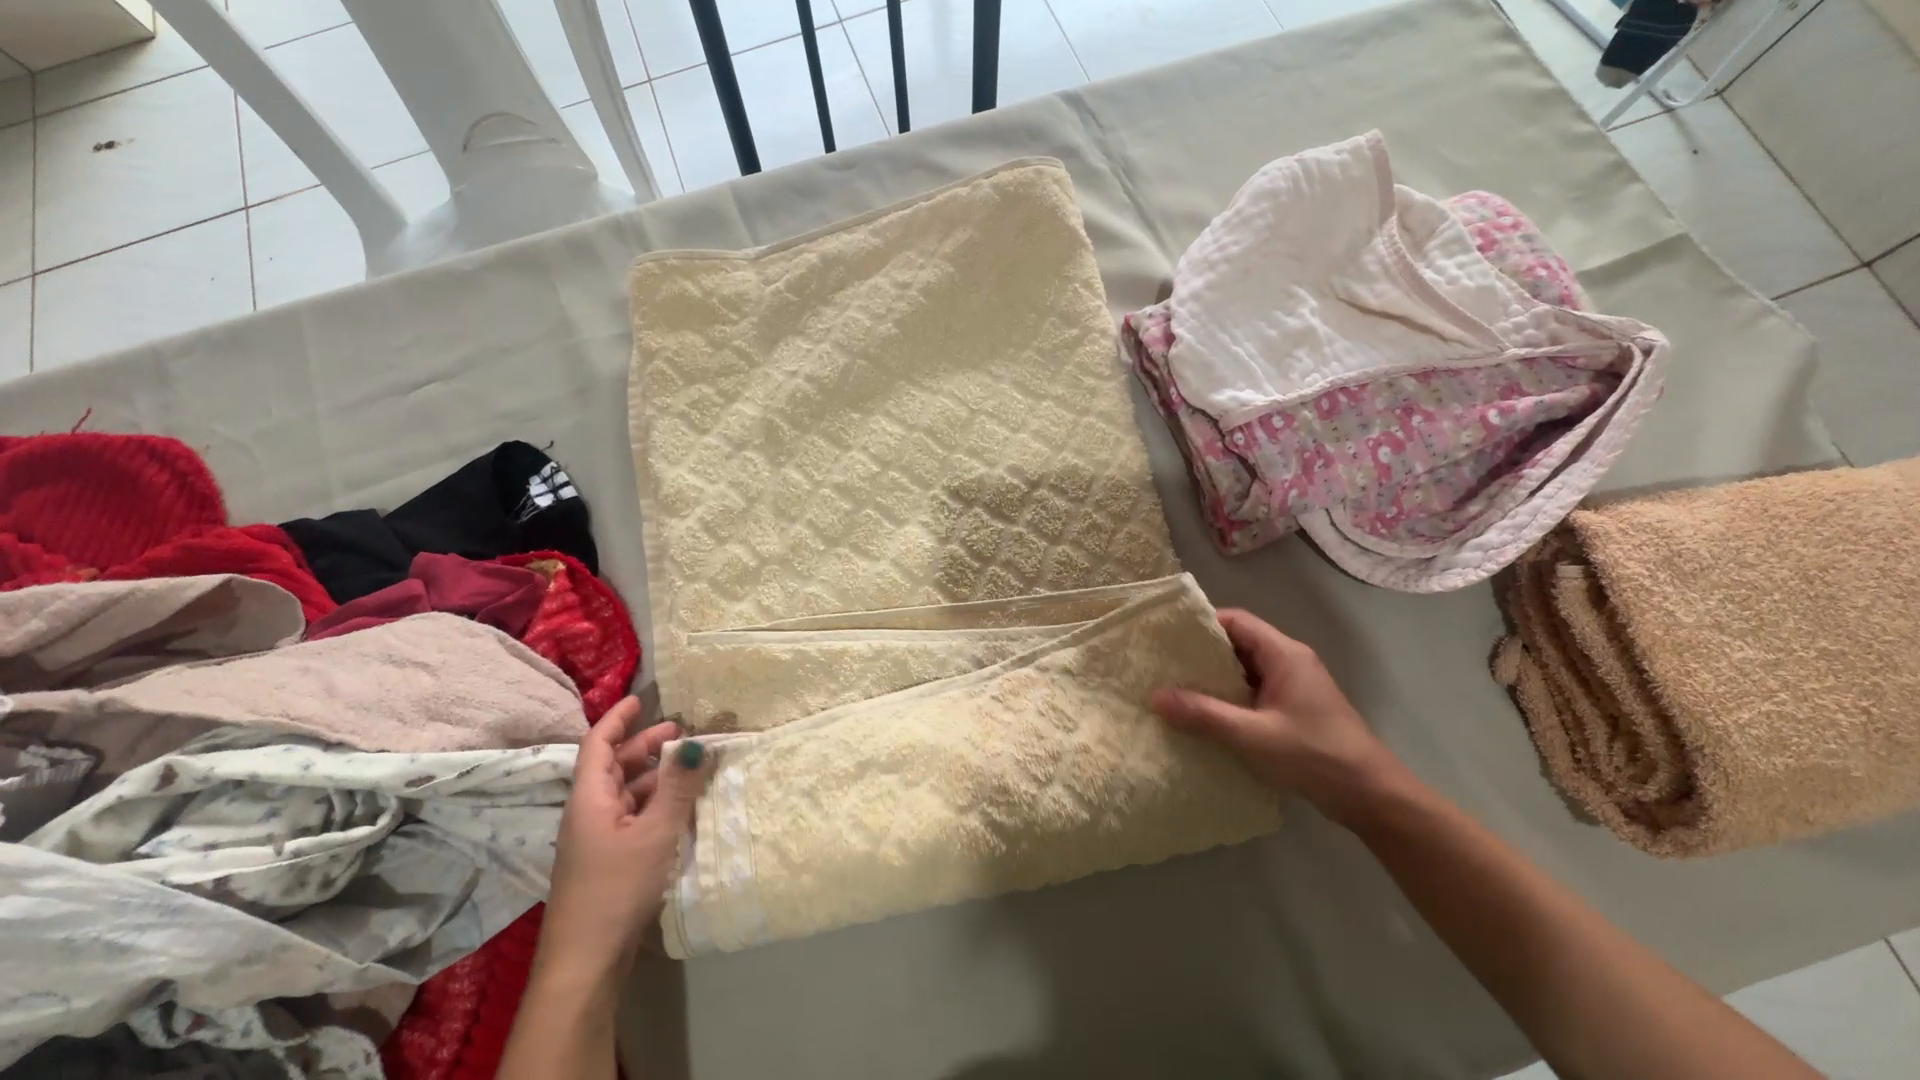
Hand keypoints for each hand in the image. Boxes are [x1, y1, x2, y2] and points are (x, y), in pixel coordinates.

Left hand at [540, 696, 711, 980]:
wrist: (586, 961)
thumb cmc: (616, 888)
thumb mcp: (654, 833)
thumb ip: (676, 787)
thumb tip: (693, 742)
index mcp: (589, 798)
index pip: (597, 744)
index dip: (618, 719)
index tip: (641, 699)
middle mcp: (588, 813)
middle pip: (612, 767)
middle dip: (643, 746)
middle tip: (681, 733)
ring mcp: (596, 840)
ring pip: (624, 793)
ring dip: (653, 776)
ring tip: (688, 769)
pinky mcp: (608, 864)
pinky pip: (631, 818)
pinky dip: (654, 804)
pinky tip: (680, 810)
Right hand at [1151, 609, 1406, 826]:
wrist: (1371, 795)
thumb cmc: (1315, 755)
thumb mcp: (1253, 736)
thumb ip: (1204, 715)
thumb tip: (1155, 696)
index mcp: (1285, 654)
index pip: (1236, 621)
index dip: (1201, 625)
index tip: (1166, 637)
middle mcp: (1290, 662)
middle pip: (1239, 644)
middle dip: (1201, 654)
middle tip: (1162, 666)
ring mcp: (1294, 687)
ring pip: (1245, 670)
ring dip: (1214, 679)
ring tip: (1175, 690)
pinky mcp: (1294, 710)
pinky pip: (1254, 693)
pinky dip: (1229, 699)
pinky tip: (1204, 716)